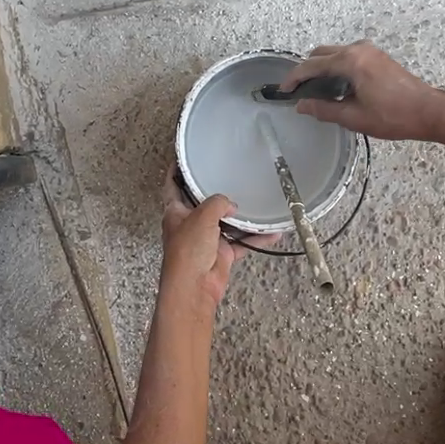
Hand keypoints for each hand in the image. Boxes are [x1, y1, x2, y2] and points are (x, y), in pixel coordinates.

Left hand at [158, 174, 276, 310]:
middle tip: (229, 175)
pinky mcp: (221, 253)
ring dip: (241, 215)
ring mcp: (206, 239)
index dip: (176, 170)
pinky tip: (272, 231)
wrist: (194, 286)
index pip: (173, 185)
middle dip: (215, 192)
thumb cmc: (188, 251)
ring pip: (226, 222)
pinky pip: (241, 241)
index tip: (183, 157)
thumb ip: (217, 202)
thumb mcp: (202, 215)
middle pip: (203, 203)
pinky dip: (255, 237)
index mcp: (175, 212)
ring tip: (257, 200)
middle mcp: (190, 223)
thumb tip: (230, 204)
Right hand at [280, 41, 444, 139]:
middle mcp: (358, 49)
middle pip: (321, 54)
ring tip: (315, 91)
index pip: (312, 65)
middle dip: (306, 70)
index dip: (294, 78)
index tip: (284, 91)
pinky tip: (336, 87)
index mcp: (350, 61)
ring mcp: (370, 51)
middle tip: (298, 91)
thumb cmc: (393, 116)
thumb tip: (301, 106)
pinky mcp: (377, 57)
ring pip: (334, 54)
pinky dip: (336, 67)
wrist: (429, 111)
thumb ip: (323, 109)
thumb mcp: (353, 117)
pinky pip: (348, 56)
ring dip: (321, 68)